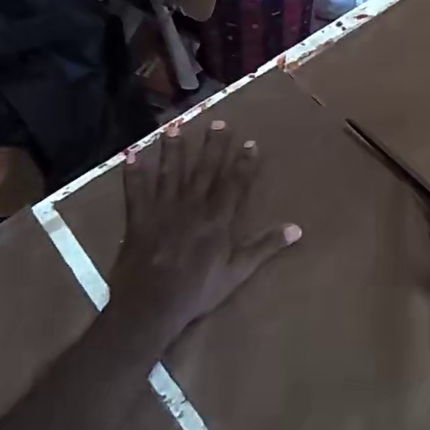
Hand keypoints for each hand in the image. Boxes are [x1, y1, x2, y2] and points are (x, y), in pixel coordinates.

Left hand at [114, 118, 300, 336]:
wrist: (151, 306)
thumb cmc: (198, 290)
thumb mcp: (238, 272)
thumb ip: (265, 247)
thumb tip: (297, 229)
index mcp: (217, 219)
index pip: (235, 183)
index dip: (243, 162)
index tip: (251, 142)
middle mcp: (193, 206)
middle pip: (205, 170)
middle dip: (213, 146)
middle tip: (218, 122)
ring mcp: (164, 210)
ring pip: (171, 173)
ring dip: (174, 149)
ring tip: (176, 126)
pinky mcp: (139, 219)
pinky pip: (136, 191)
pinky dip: (134, 172)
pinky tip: (132, 153)